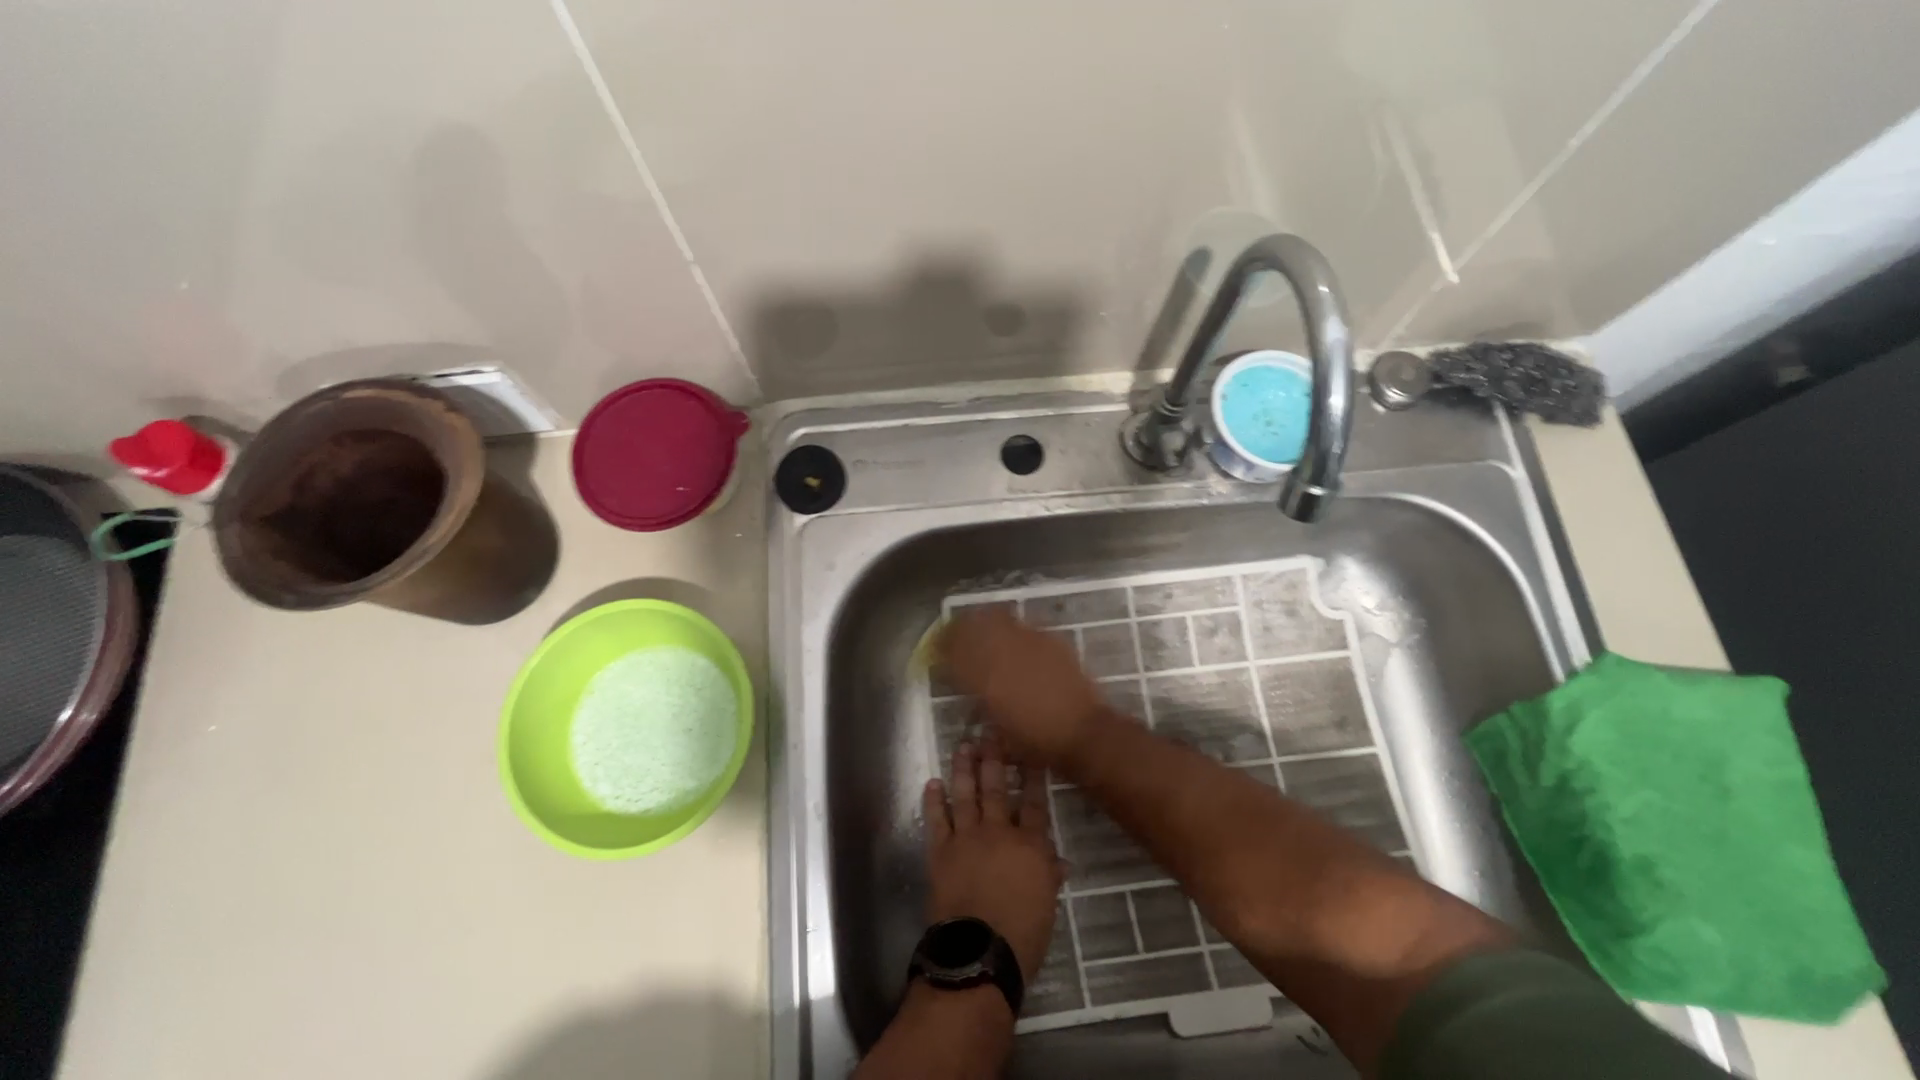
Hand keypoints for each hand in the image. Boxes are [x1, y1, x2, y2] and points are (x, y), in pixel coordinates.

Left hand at [923, 732, 1062, 983]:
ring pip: (966, 795)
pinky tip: (934, 783)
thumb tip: (1059, 861)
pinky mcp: (940, 852)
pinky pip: (937, 819)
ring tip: (964, 745)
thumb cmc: (1024, 933)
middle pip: (996, 788)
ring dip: (964, 768)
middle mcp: (998, 833)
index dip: (1033, 775)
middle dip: (995, 757)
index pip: (1034, 802)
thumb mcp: (1047, 904)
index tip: (1031, 751)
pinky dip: (935, 800)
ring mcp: (967, 839)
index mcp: (1031, 845)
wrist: (979, 951)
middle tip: (991, 731)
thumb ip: (1049, 875)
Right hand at [937, 608, 1104, 766]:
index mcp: (984, 677)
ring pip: (996, 617)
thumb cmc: (1036, 740)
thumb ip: (978, 698)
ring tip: (980, 628)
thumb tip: (966, 682)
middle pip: (971, 625)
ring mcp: (1028, 641)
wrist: (1082, 732)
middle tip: (954, 634)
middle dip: (959, 627)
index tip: (936, 648)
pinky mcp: (1049, 639)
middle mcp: (1002, 652)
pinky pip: (1021, 624)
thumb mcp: (996, 724)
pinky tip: (1011, 636)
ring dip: (982, 621)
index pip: (952, 650)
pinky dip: (1010, 627)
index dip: (941, 645)